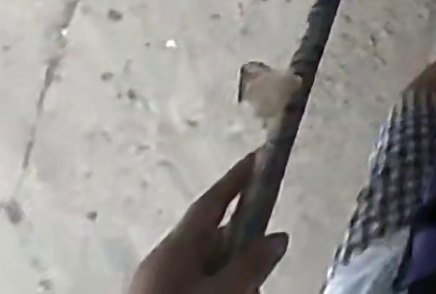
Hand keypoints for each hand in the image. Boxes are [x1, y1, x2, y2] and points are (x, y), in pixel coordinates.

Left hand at [129, 154, 288, 293]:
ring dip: (235, 278)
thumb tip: (279, 236)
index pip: (212, 201)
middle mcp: (163, 264)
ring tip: (254, 291)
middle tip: (270, 257)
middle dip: (244, 246)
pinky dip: (221, 291)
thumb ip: (251, 265)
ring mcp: (156, 290)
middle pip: (213, 240)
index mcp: (174, 248)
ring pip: (208, 271)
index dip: (237, 177)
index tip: (261, 155)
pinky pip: (197, 290)